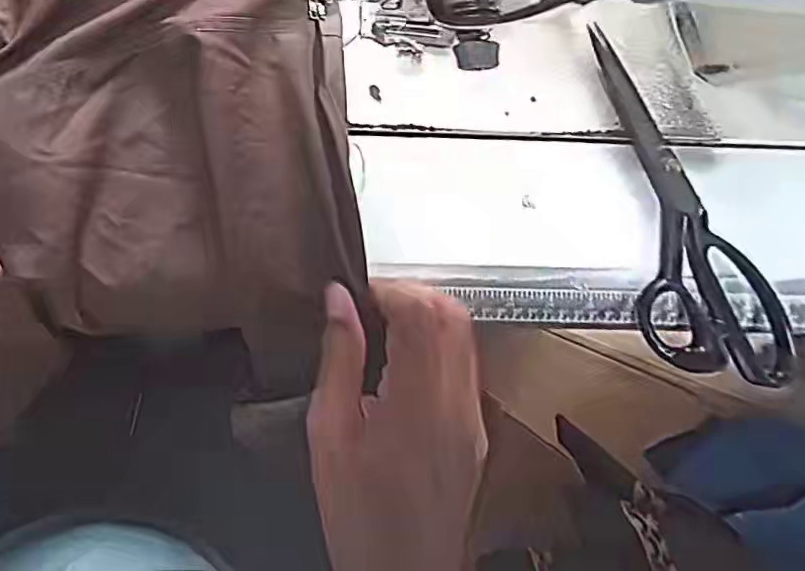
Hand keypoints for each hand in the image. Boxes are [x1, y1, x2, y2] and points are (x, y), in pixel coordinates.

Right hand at [308, 281, 488, 570]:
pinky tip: (400, 351)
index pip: (423, 316)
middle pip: (453, 316)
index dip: (388, 289)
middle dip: (408, 292)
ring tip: (380, 320)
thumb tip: (338, 300)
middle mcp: (457, 409)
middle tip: (368, 300)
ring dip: (424, 311)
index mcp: (418, 408)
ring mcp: (473, 420)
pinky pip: (464, 360)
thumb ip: (338, 357)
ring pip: (464, 334)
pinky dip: (435, 338)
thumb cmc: (358, 515)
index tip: (356, 293)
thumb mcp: (328, 432)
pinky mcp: (476, 430)